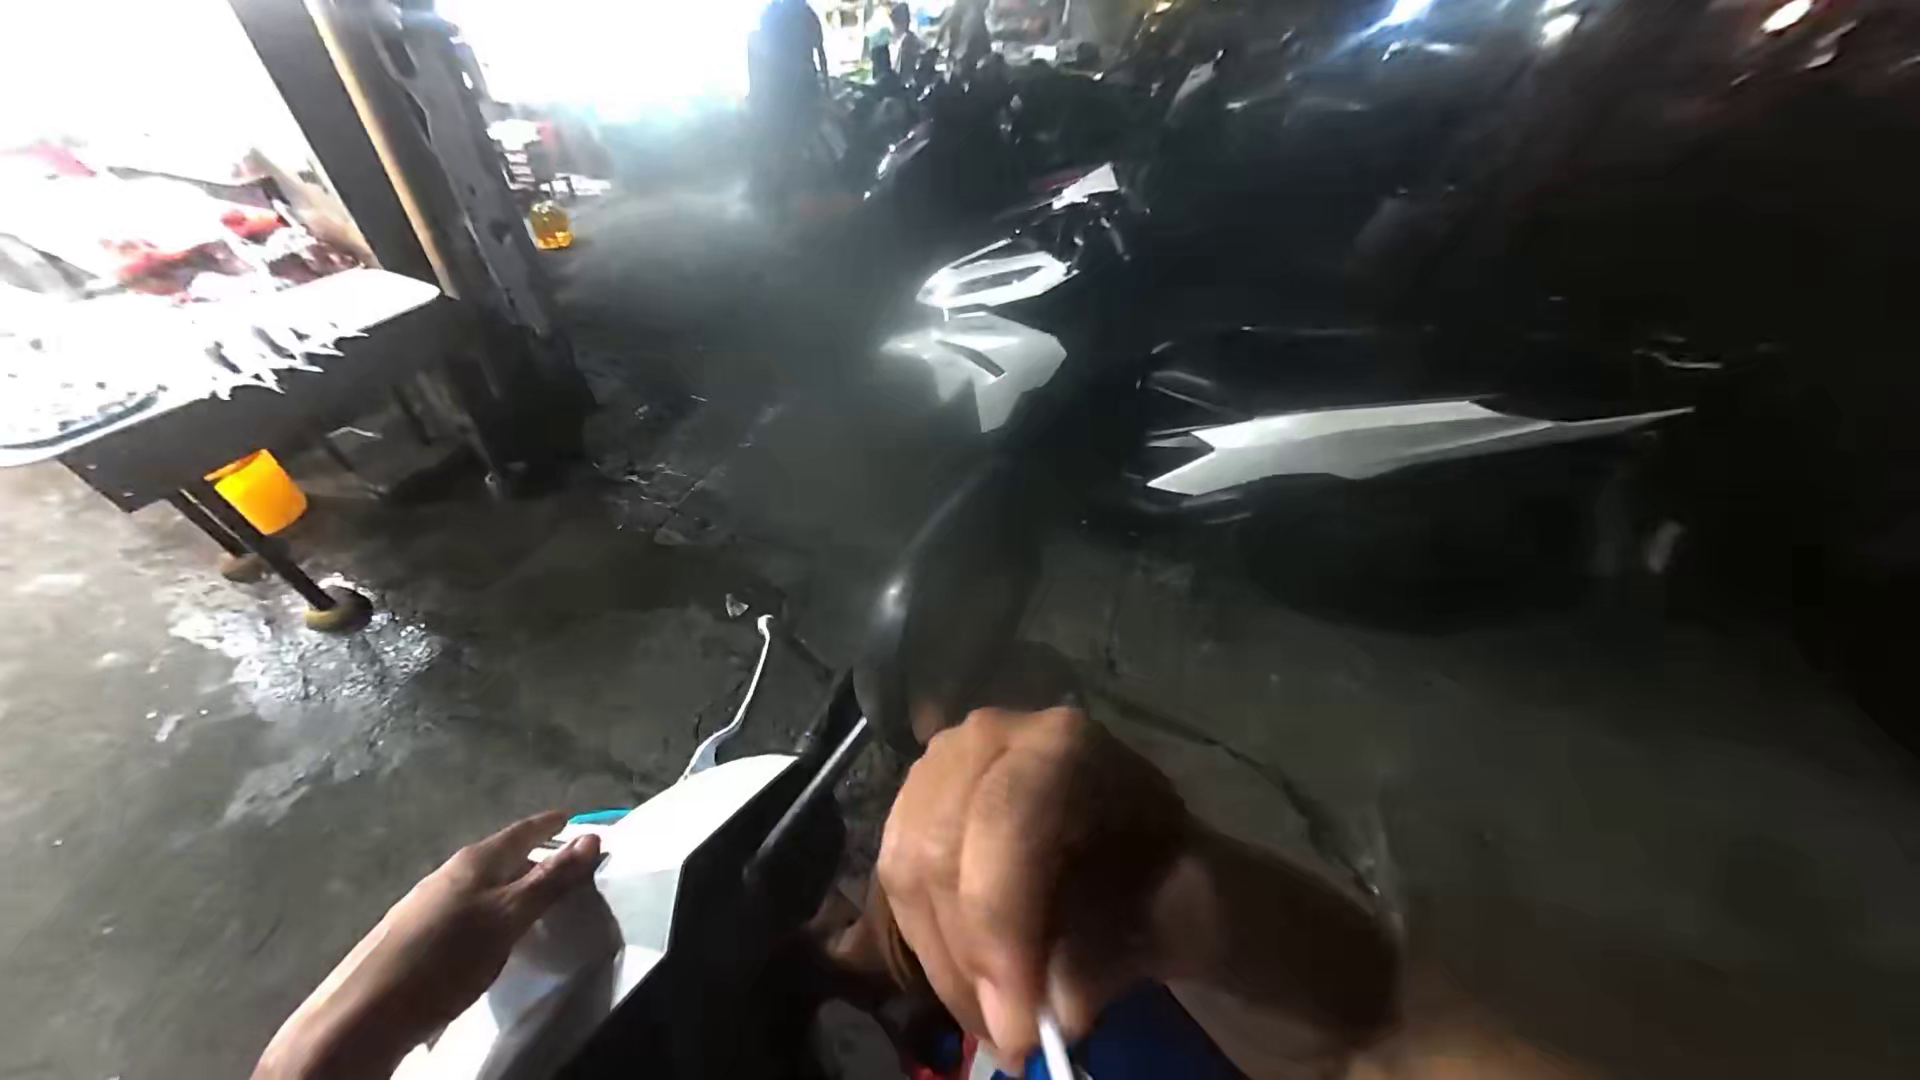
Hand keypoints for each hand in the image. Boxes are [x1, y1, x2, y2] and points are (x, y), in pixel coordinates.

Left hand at [253, 812, 601, 1079]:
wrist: (352, 1025)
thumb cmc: (443, 959)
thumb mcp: (510, 918)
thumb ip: (552, 879)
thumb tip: (593, 838)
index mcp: (474, 862)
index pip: (521, 831)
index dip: (548, 824)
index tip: (569, 818)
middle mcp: (446, 875)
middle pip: (500, 857)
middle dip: (531, 859)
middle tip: (560, 869)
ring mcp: (420, 907)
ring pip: (478, 886)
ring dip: (507, 888)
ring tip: (528, 904)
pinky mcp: (404, 940)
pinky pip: (460, 911)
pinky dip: (483, 911)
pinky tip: (484, 937)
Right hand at [873, 707, 1190, 1066]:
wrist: (1129, 841)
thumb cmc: (1155, 868)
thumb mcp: (1166, 905)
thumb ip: (1114, 949)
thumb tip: (1052, 1010)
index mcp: (1063, 741)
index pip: (1006, 816)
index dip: (1001, 921)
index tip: (1020, 1027)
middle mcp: (989, 733)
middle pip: (942, 843)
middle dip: (968, 955)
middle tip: (1007, 1036)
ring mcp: (943, 760)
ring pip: (907, 863)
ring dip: (942, 957)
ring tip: (990, 1013)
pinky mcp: (915, 795)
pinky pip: (893, 873)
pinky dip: (923, 936)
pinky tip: (964, 972)